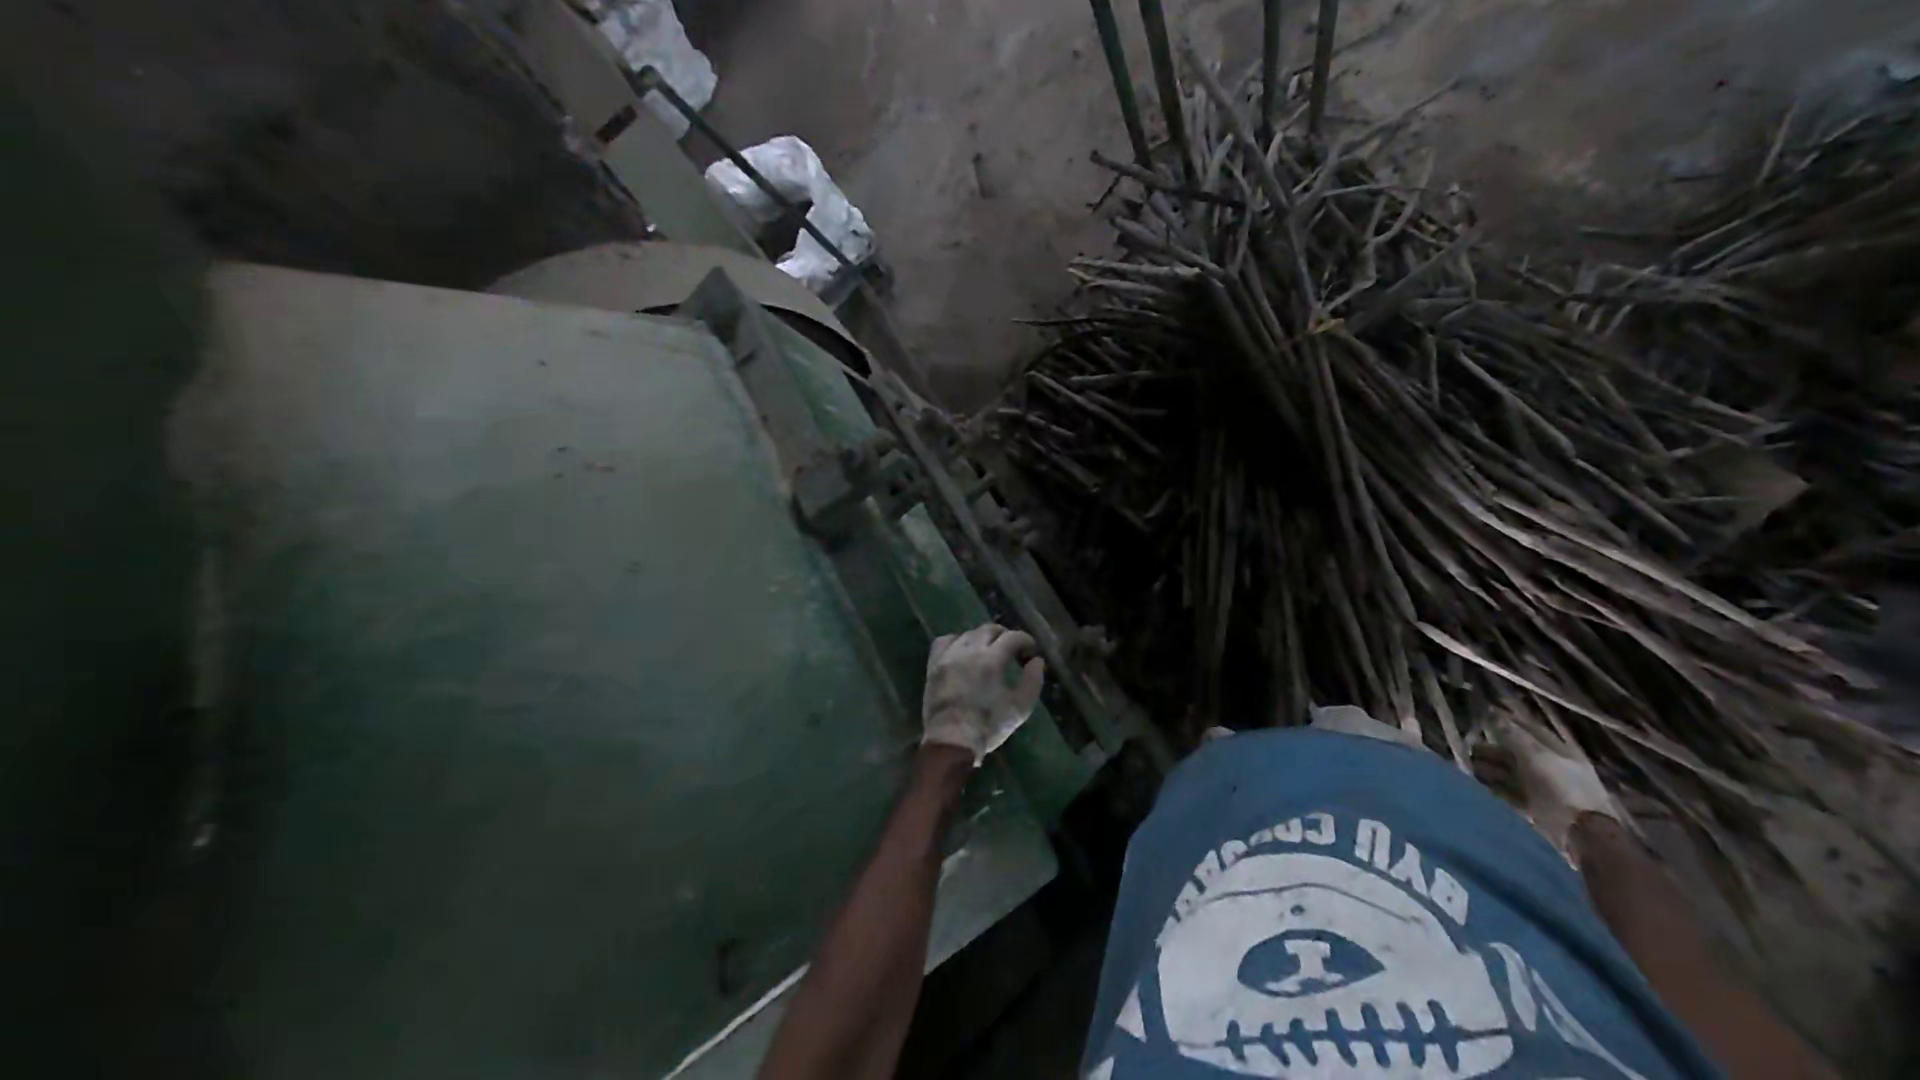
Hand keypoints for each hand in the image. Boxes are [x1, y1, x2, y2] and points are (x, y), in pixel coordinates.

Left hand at [921, 623, 1045, 764]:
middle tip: (1011, 649)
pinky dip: (956, 641)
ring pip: (968, 634)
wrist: (952, 741)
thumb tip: (1036, 661)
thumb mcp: (1020, 708)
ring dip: (982, 638)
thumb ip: (1033, 681)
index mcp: (991, 660)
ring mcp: (948, 656)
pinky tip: (962, 651)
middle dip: (1004, 636)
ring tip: (988, 650)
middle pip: (989, 630)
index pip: (1012, 637)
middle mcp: (969, 651)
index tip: (1030, 650)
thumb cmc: (989, 726)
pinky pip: (944, 641)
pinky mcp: (934, 665)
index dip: (1025, 641)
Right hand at [1483, 717, 1620, 858]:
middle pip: (1519, 753)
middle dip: (1494, 749)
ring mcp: (1547, 788)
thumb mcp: (1536, 758)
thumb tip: (1493, 714)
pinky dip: (1498, 787)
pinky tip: (1483, 785)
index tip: (1484, 717)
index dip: (1509, 722)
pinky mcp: (1539, 807)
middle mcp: (1554, 767)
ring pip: (1514, 773)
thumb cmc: (1561, 789)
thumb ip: (1514, 736)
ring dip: (1492, 768)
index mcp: (1560, 752)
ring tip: (1471, 767)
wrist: (1582, 835)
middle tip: (1470, 748)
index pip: (1532, 731)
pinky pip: (1514, 792)